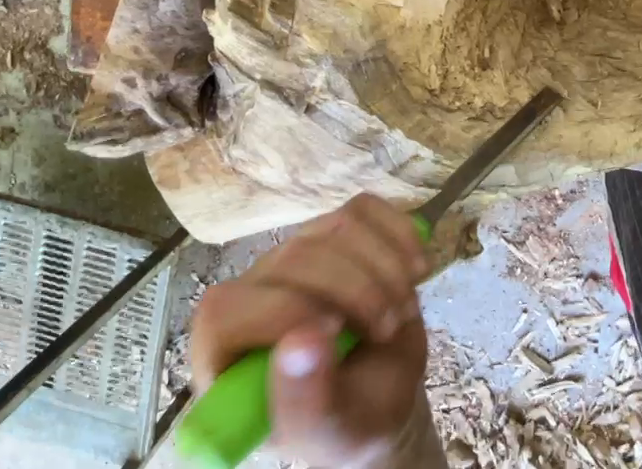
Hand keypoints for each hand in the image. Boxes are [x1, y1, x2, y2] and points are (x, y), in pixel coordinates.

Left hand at [190, 194, 430, 466]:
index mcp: (226, 349)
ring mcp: (297, 252)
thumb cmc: (347, 421)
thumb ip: (307, 402)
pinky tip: (415, 271)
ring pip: (338, 225)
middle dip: (357, 290)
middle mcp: (255, 290)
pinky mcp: (338, 230)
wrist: (384, 390)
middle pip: (296, 256)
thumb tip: (302, 342)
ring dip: (386, 266)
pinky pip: (367, 206)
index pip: (227, 308)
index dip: (280, 310)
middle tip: (387, 329)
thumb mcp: (329, 434)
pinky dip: (400, 234)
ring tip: (400, 309)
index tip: (335, 331)